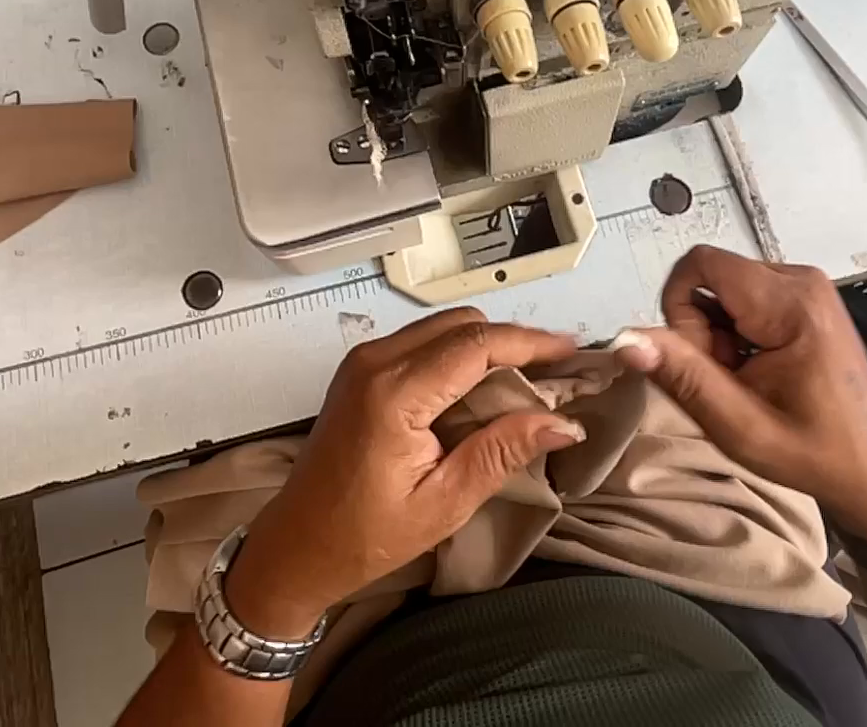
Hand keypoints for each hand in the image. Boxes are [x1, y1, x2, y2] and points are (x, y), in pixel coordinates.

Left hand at [224, 309, 583, 635]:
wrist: (296, 544)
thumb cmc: (365, 535)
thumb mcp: (444, 502)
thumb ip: (502, 452)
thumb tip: (563, 422)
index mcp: (394, 393)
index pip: (476, 344)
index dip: (529, 342)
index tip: (570, 350)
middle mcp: (375, 360)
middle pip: (461, 323)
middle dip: (512, 340)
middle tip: (553, 371)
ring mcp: (364, 359)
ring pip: (442, 326)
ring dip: (486, 344)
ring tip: (527, 378)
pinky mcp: (361, 367)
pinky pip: (422, 340)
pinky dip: (459, 352)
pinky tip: (483, 384)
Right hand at [614, 245, 866, 546]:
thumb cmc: (813, 454)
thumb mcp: (739, 426)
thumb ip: (682, 376)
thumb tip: (624, 339)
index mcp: (791, 302)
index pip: (699, 265)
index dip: (680, 310)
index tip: (703, 361)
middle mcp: (801, 279)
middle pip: (709, 277)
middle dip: (698, 327)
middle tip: (725, 380)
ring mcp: (806, 287)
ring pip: (722, 288)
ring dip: (715, 333)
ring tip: (743, 380)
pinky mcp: (805, 299)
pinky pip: (743, 297)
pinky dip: (734, 333)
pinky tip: (756, 372)